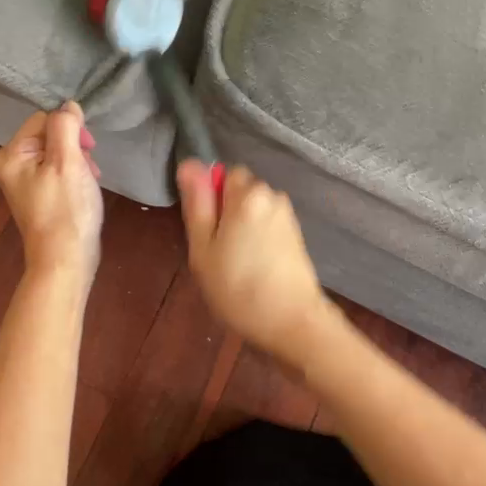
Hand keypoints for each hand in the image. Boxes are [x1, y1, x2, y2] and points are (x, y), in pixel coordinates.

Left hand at [0, 102, 103, 280]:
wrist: (65, 260)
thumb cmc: (66, 210)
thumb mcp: (68, 162)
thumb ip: (65, 127)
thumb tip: (67, 105)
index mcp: (11, 154)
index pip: (44, 119)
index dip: (69, 129)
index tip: (88, 149)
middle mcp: (12, 165)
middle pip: (50, 135)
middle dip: (75, 147)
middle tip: (88, 169)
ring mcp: (25, 182)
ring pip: (58, 153)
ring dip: (78, 162)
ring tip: (88, 181)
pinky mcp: (40, 196)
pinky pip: (59, 171)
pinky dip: (75, 176)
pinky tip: (84, 190)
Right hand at [177, 161, 333, 360]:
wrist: (291, 322)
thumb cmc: (238, 288)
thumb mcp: (203, 249)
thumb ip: (197, 203)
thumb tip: (189, 163)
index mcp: (248, 194)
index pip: (225, 173)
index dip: (212, 198)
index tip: (207, 229)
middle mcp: (272, 196)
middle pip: (241, 191)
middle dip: (228, 212)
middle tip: (217, 251)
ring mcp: (288, 216)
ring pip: (254, 210)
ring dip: (243, 228)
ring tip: (235, 264)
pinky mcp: (297, 236)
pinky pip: (267, 225)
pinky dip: (258, 240)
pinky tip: (254, 269)